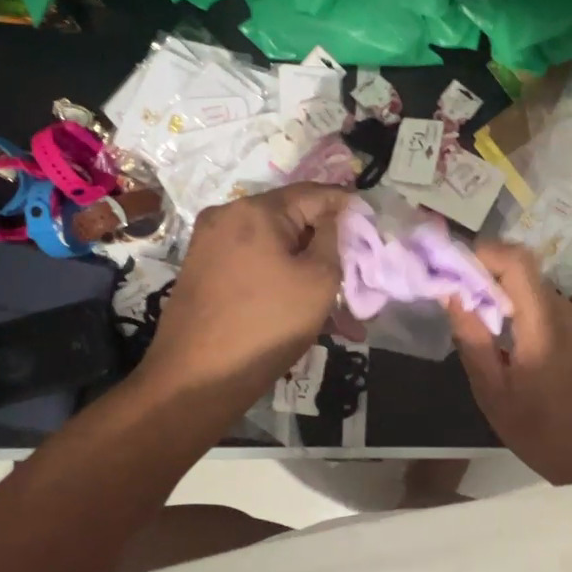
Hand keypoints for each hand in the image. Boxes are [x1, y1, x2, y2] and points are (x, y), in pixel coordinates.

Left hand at [139, 184, 348, 400]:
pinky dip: (282, 281)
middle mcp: (226, 216)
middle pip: (292, 220)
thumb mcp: (320, 280)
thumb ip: (334, 239)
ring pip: (275, 248)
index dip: (348, 207)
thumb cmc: (268, 323)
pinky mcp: (203, 270)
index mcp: (256, 210)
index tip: (373, 227)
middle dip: (327, 247)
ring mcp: (210, 244)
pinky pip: (255, 265)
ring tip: (338, 309)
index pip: (315, 193)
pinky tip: (303, 310)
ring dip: (307, 271)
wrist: (198, 377)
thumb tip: (336, 216)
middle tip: (357, 274)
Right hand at [447, 244, 571, 483]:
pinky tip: (515, 344)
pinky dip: (528, 313)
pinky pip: (552, 308)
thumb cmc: (541, 433)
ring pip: (538, 290)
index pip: (518, 262)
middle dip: (490, 279)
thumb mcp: (493, 393)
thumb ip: (472, 340)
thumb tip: (452, 294)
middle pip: (526, 274)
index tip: (455, 270)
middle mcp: (571, 314)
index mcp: (545, 328)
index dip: (485, 255)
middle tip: (460, 302)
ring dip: (509, 298)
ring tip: (486, 329)